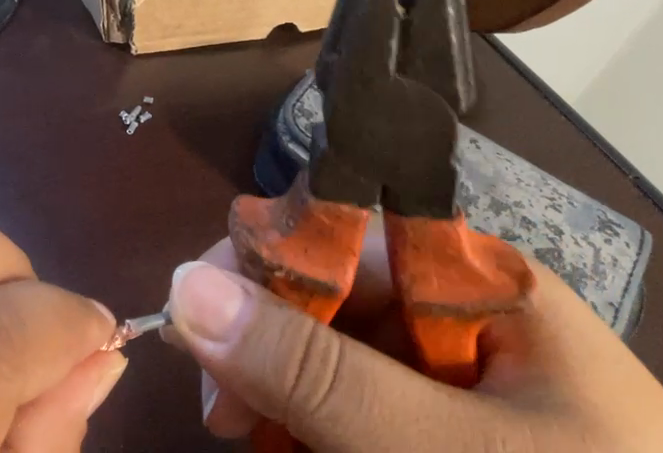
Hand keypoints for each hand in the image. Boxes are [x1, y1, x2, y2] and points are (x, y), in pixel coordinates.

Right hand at [165, 227, 662, 451]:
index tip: (201, 329)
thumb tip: (182, 283)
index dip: (260, 266)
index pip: (340, 231)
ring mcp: (456, 383)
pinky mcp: (447, 434)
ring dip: (280, 397)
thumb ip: (315, 373)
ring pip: (331, 357)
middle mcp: (462, 316)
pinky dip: (313, 432)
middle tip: (222, 418)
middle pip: (327, 295)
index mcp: (480, 282)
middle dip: (263, 346)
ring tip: (252, 445)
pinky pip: (358, 410)